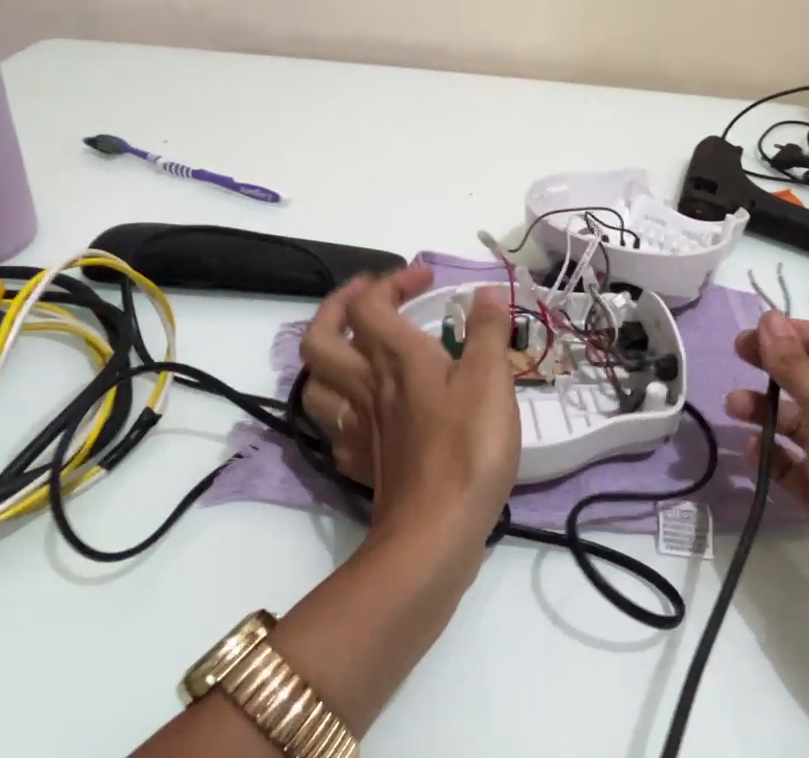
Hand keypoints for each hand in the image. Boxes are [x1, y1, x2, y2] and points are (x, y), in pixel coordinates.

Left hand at [299, 264, 521, 548]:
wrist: (435, 532)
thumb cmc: (468, 448)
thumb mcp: (491, 381)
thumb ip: (488, 332)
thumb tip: (487, 292)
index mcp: (397, 358)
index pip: (371, 304)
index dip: (392, 280)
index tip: (426, 277)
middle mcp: (367, 386)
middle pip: (321, 338)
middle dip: (336, 307)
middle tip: (367, 299)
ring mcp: (357, 427)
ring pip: (316, 382)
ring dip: (328, 357)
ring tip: (356, 350)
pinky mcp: (359, 463)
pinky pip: (334, 427)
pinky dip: (343, 409)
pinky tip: (366, 411)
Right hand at [728, 311, 808, 625]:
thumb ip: (796, 366)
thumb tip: (768, 318)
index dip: (808, 333)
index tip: (764, 333)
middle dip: (781, 366)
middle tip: (738, 353)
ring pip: (804, 421)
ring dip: (769, 410)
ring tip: (733, 407)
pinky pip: (795, 463)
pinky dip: (772, 453)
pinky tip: (750, 451)